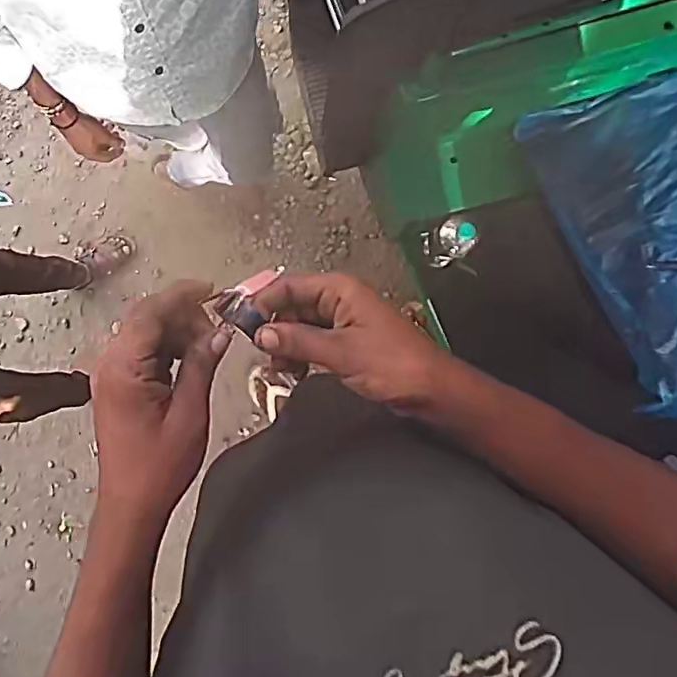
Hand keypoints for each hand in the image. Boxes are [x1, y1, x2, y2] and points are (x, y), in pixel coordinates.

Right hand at [58, 115, 123, 162]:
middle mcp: (85, 152)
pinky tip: (98, 123)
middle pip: (102, 150)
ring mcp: (79, 144)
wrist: (66, 118)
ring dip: (104, 135)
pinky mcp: (74, 135)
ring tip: (109, 126)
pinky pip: (89, 136)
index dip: (117, 152)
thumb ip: (115, 142)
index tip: (123, 145)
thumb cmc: (86, 128)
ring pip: (95, 142)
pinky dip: (96, 132)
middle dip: (111, 142)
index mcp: (92, 156)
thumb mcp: (104, 136)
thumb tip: (122, 145)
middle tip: (116, 134)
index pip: (108, 158)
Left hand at [90, 282, 231, 526]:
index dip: (182, 296)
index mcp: (123, 368)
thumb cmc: (156, 468)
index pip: (151, 312)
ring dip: (176, 330)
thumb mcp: (190, 412)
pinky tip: (189, 357)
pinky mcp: (116, 385)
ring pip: (144, 332)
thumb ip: (201, 365)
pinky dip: (166, 346)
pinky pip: (142, 350)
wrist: (131, 504)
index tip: (209, 290)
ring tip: (207, 344)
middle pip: (145, 317)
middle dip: (182, 314)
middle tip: (215, 325)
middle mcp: (109, 365)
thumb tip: (217, 333)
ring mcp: (110, 375)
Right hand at [250, 272, 452, 410]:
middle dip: (273, 326)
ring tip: (277, 365)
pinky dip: (299, 354)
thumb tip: (264, 334)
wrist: (433, 391)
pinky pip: (313, 341)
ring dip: (285, 343)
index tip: (244, 321)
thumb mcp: (340, 353)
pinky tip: (292, 370)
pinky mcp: (347, 342)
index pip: (289, 285)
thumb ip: (298, 341)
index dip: (263, 301)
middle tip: (258, 348)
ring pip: (300, 325)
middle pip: (292, 304)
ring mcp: (343, 321)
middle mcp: (340, 300)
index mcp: (340, 290)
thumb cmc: (397, 365)